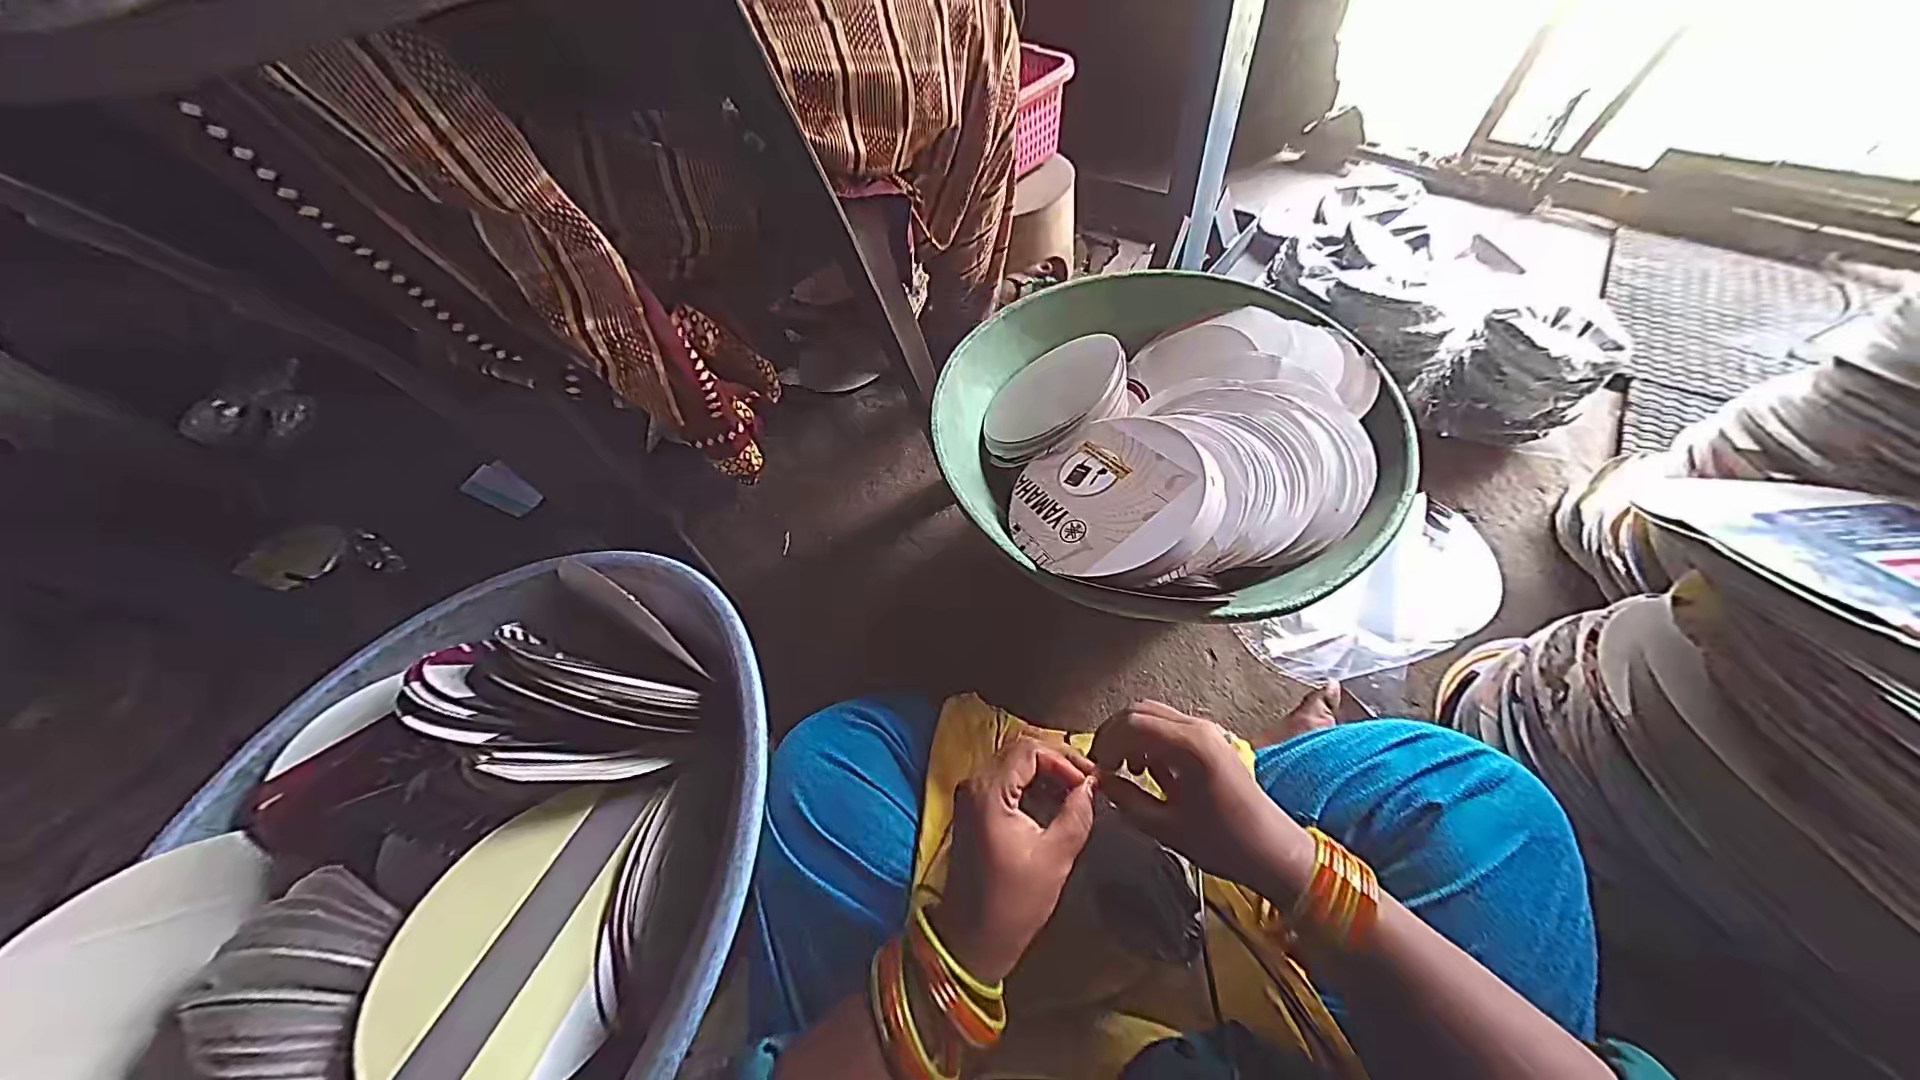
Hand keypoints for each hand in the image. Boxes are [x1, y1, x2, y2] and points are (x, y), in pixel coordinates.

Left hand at [932, 737, 1096, 981]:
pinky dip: (1032, 786)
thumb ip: (1077, 813)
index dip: (1064, 760)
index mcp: (988, 792)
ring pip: (1014, 764)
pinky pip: (1006, 782)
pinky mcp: (974, 808)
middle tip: (1088, 782)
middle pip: (1020, 752)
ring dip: (1047, 773)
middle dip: (1058, 762)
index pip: (1029, 750)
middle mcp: (974, 786)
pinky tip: (1056, 802)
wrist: (973, 937)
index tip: (1089, 780)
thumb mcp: (1056, 856)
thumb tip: (1091, 786)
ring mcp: (971, 796)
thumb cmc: (1013, 903)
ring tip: (1078, 793)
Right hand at [1091, 701, 1314, 899]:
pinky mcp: (1210, 739)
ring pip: (1152, 715)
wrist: (1274, 851)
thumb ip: (1127, 799)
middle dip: (1114, 734)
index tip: (1098, 769)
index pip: (1132, 724)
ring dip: (1131, 735)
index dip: (1107, 743)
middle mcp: (1198, 728)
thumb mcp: (1166, 827)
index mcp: (1189, 746)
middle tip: (1103, 764)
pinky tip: (1148, 768)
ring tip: (1124, 768)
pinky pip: (1168, 725)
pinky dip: (1148, 739)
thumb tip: (1102, 782)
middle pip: (1139, 711)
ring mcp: (1206, 730)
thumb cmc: (1224, 843)